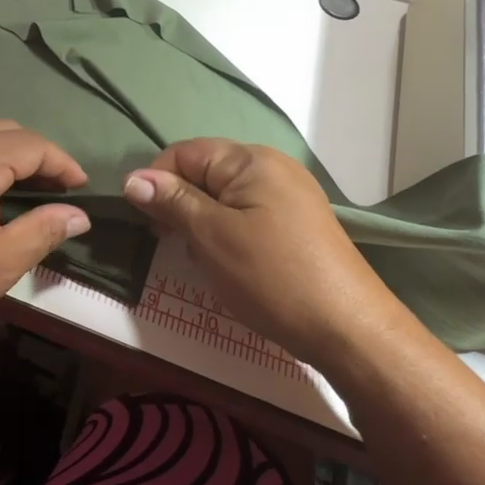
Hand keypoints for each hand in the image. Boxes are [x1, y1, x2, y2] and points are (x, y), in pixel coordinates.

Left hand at [0, 120, 92, 368]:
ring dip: (8, 152)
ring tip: (29, 188)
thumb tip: (78, 215)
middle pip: (5, 131)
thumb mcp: (0, 262)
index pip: (30, 145)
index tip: (82, 190)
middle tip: (59, 190)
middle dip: (38, 155)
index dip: (62, 164)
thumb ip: (43, 230)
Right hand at [123, 139, 405, 371]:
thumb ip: (172, 202)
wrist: (351, 331)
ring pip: (223, 196)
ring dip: (202, 222)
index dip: (156, 182)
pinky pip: (247, 213)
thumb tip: (133, 179)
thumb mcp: (212, 237)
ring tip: (202, 258)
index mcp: (250, 159)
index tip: (147, 224)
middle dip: (179, 204)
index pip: (184, 152)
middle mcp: (272, 166)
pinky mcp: (298, 223)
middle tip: (172, 245)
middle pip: (204, 172)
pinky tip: (229, 263)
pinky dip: (227, 233)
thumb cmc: (274, 277)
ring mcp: (289, 195)